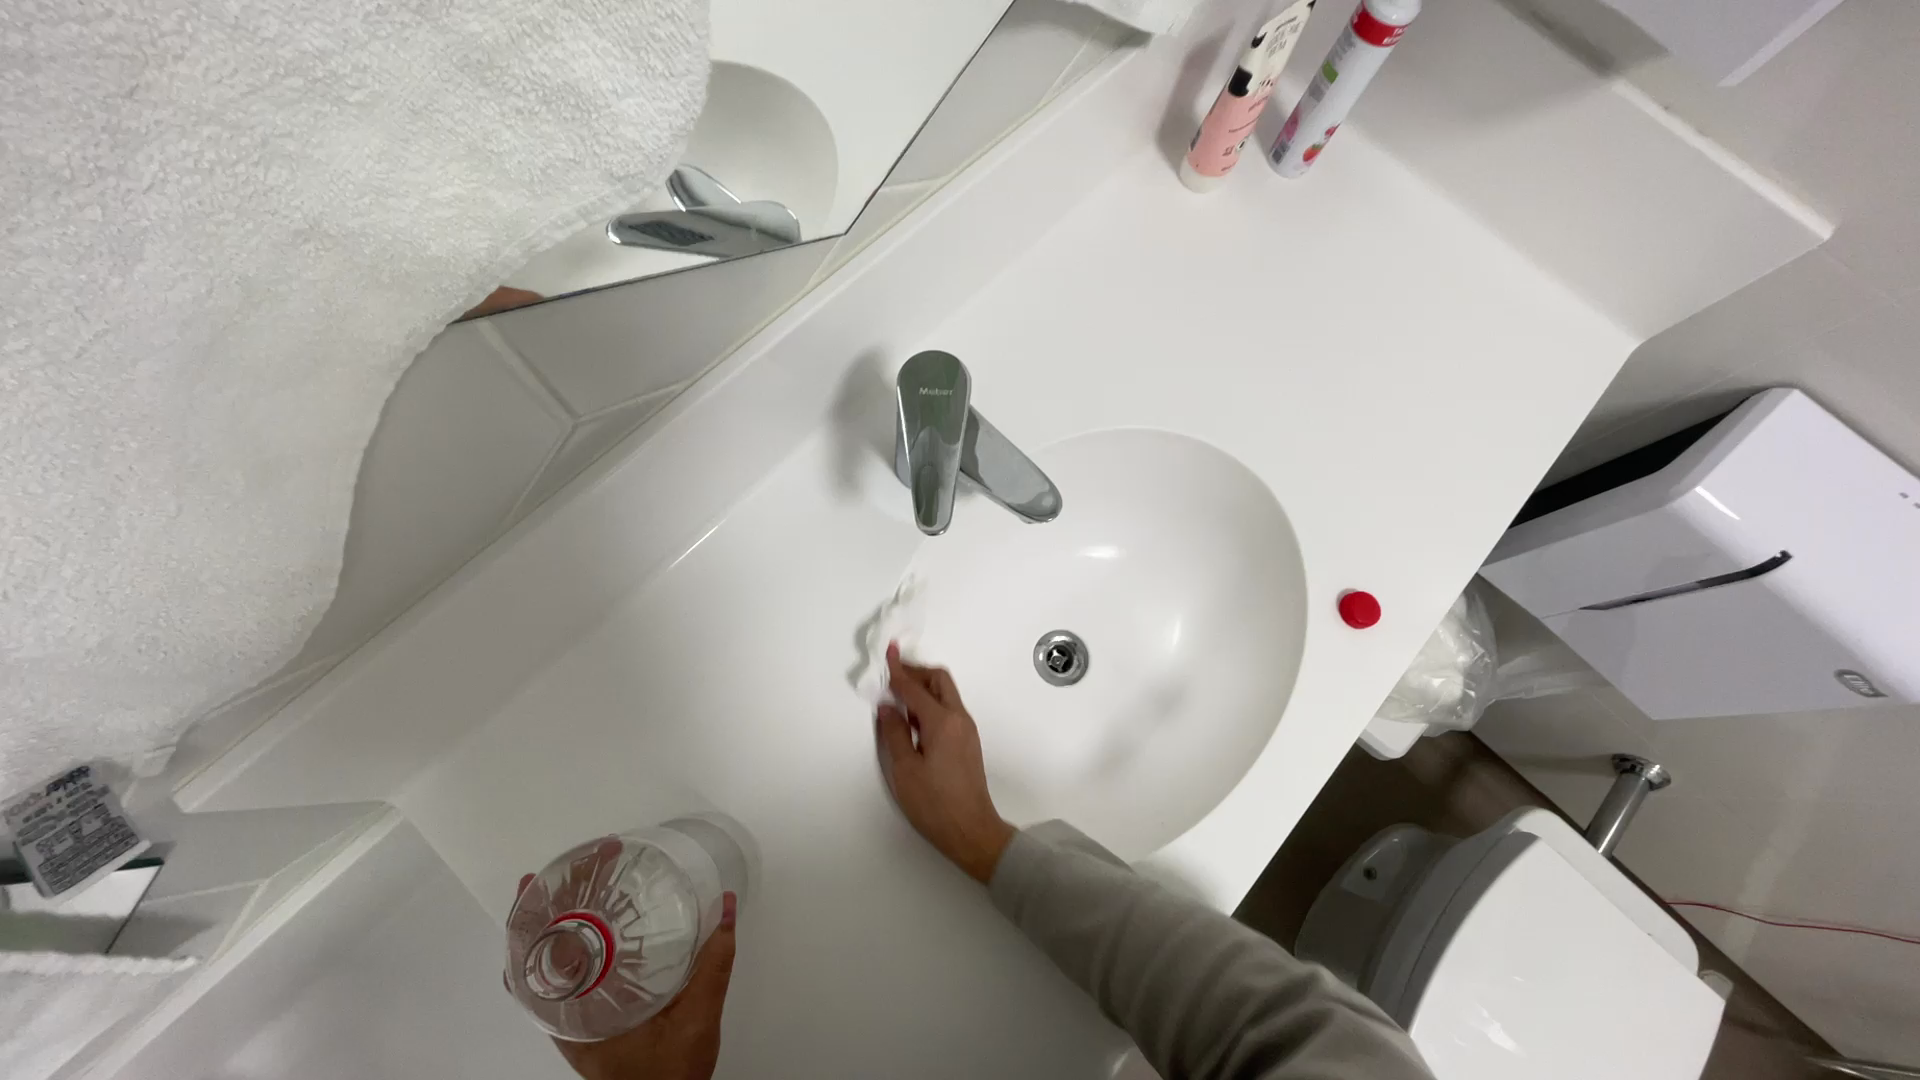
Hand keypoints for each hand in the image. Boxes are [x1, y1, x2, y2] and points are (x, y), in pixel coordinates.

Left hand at [514, 876, 737, 1079]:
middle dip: (555, 903)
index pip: (536, 960)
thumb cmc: (670, 1075)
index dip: (535, 913)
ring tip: (588, 877)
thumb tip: (724, 904)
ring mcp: (575, 1022)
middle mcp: (565, 1019)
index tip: (550, 874)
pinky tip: (600, 922)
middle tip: (585, 860)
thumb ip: (713, 964)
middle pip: (539, 952)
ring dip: (564, 919)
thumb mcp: (697, 1019)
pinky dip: (578, 943)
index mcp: (577, 1019)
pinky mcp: (591, 1023)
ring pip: (551, 964)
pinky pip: (571, 976)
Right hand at [875, 644, 1015, 883]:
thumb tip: (887, 707)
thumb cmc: (934, 803)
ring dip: (923, 688)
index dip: (899, 670)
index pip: (916, 688)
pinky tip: (912, 719)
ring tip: (898, 697)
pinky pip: (948, 710)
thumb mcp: (904, 769)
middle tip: (893, 675)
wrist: (971, 831)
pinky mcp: (967, 742)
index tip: (888, 652)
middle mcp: (959, 719)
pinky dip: (930, 704)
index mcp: (942, 722)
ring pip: (945, 694)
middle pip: (939, 681)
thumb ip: (894, 733)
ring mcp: (966, 730)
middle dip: (916, 672)